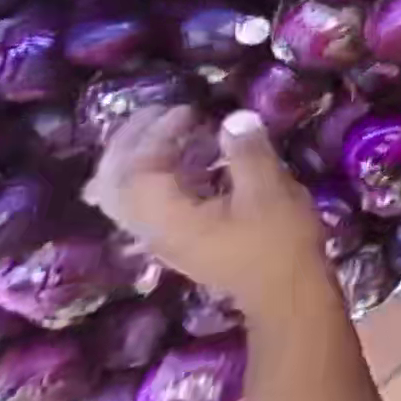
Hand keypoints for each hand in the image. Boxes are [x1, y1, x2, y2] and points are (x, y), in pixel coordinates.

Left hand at [85, 106, 328, 321]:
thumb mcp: (269, 190)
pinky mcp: (181, 239)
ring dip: (138, 158)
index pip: (137, 171)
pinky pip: (148, 202)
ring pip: (125, 195)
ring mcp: (163, 238)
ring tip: (170, 129)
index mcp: (167, 219)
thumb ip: (247, 152)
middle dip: (129, 143)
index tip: (190, 110)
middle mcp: (152, 230)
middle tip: (158, 112)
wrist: (287, 291)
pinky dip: (157, 174)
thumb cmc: (279, 240)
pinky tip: (191, 159)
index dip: (156, 134)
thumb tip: (234, 118)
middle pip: (113, 185)